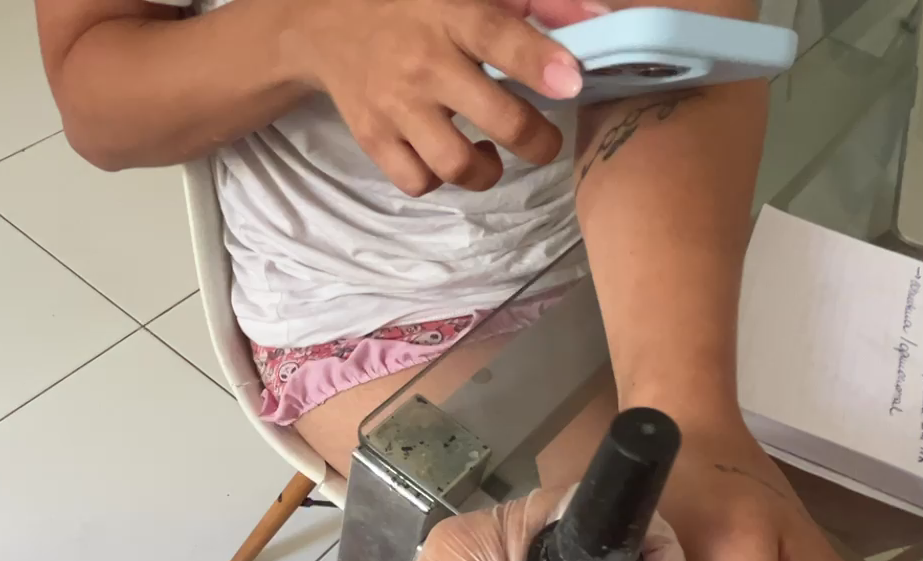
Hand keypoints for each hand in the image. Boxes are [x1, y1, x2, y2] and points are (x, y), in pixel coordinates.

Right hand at [281, 0, 600, 194]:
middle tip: (546, 144)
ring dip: (485, 171)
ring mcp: (396, 108)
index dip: (542, 63)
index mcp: (451, 15)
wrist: (328, 26)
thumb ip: (536, 3)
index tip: (572, 84)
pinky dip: (439, 180)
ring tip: (490, 156)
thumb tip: (595, 22)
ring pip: (455, 165)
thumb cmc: (413, 7)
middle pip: (496, 119)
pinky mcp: (373, 140)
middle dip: (536, 141)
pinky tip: (446, 159)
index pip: (502, 39)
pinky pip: (417, 181)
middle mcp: (424, 64)